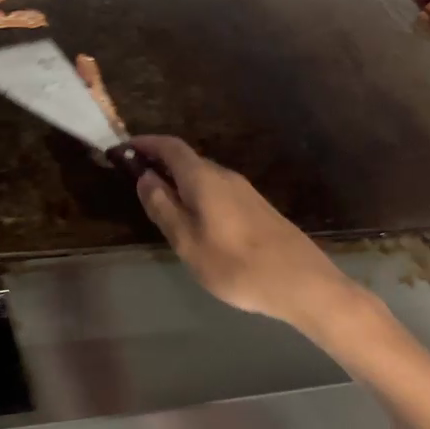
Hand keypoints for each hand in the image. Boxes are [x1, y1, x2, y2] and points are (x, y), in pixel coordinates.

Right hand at [131, 135, 364, 330]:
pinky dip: (198, 194)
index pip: (169, 146)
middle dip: (160, 164)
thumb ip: (162, 206)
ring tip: (164, 205)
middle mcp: (224, 175)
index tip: (124, 149)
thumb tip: (144, 177)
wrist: (305, 285)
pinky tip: (199, 222)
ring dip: (179, 181)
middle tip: (138, 182)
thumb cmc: (237, 264)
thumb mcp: (187, 241)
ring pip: (203, 177)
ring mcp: (245, 191)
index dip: (145, 143)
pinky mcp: (258, 209)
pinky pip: (218, 191)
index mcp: (202, 178)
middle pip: (186, 159)